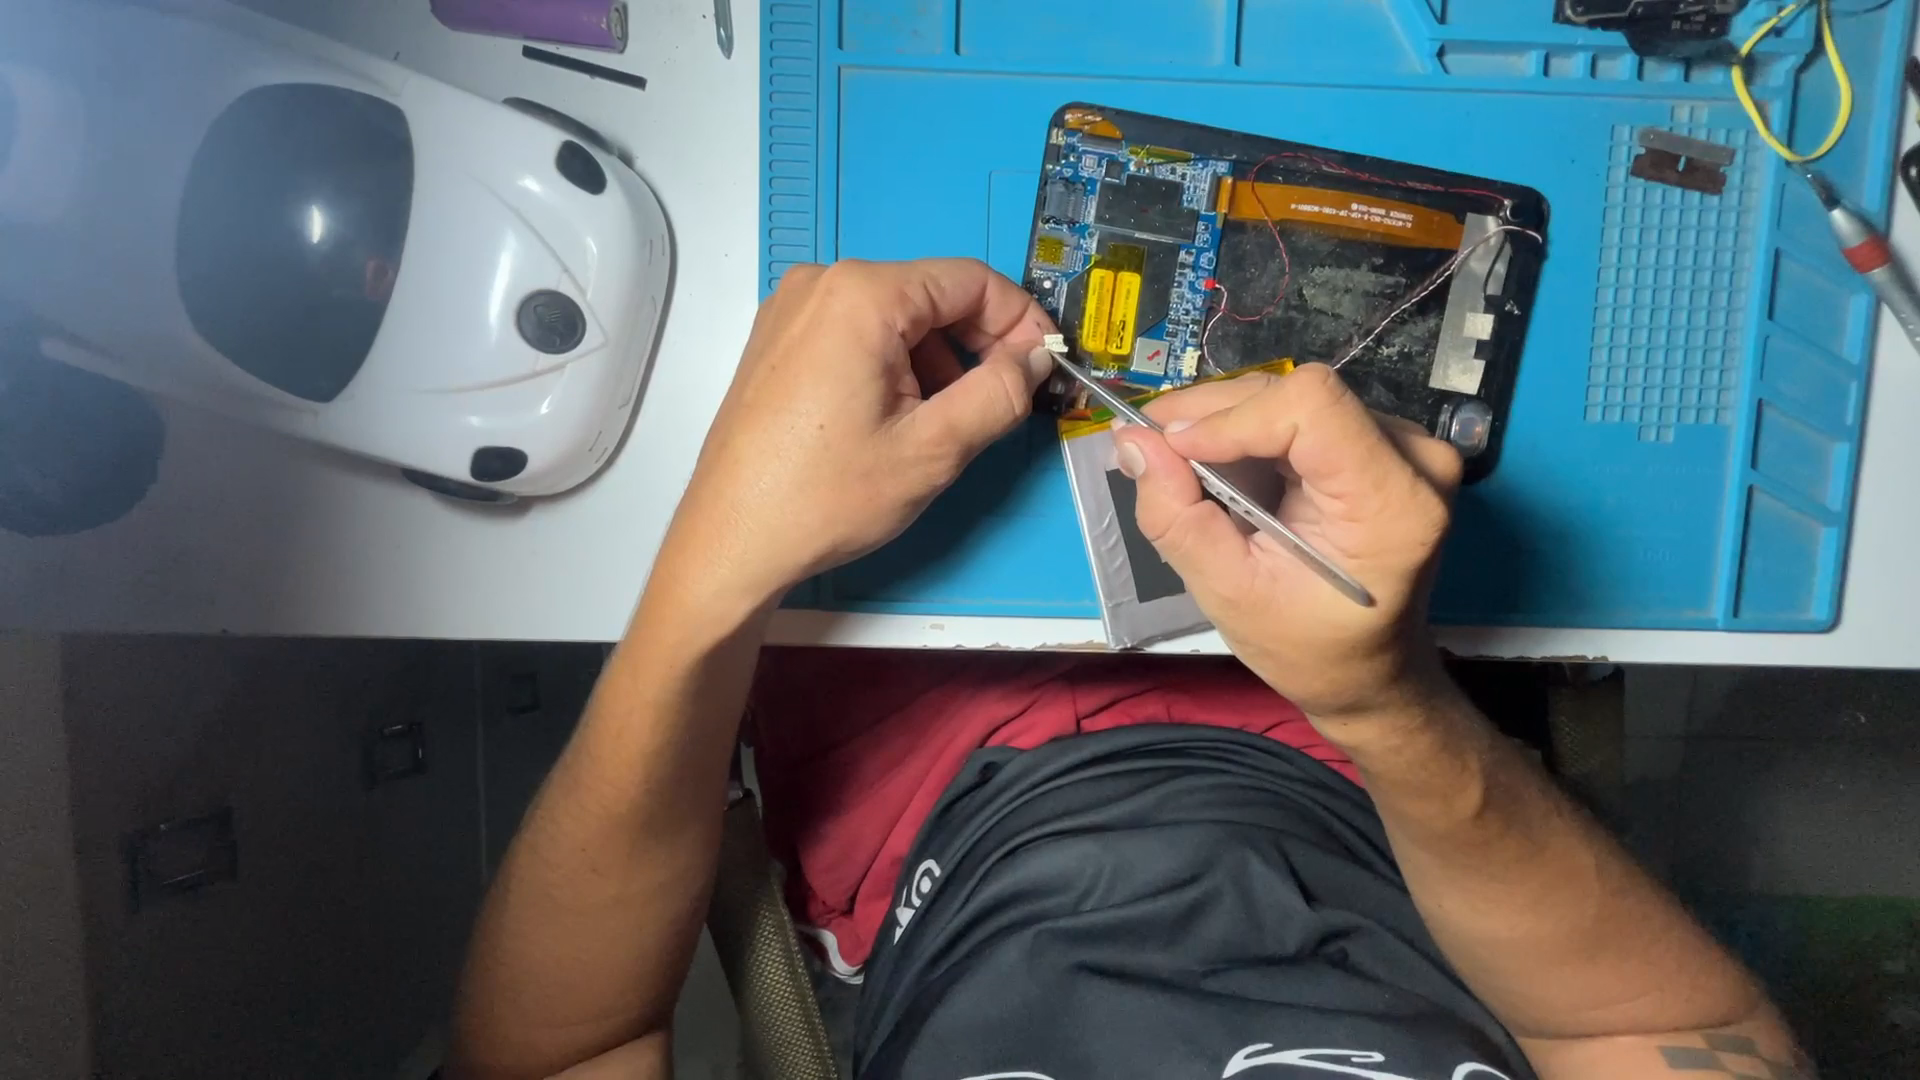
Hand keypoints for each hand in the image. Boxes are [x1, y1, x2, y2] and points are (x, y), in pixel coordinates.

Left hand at [654, 258, 1056, 615]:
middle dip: (977, 345)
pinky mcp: (776, 343)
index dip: (1020, 320)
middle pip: (930, 295)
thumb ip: (1001, 394)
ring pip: (895, 319)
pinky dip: (894, 367)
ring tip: (940, 424)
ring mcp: (791, 312)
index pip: (970, 280)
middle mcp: (821, 284)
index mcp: (862, 293)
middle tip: (1001, 402)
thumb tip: (1036, 358)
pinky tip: (894, 418)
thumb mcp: (933, 449)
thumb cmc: (830, 496)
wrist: (733, 542)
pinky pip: (856, 335)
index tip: (1043, 368)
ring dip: (936, 362)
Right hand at [1110, 364, 1462, 728]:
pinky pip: (1299, 413)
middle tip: (1150, 446)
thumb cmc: (1304, 647)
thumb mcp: (1227, 594)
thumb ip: (1176, 518)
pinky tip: (1216, 463)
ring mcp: (1401, 446)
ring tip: (1177, 460)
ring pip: (1291, 396)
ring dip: (1223, 422)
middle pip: (1296, 393)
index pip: (1311, 406)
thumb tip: (1130, 441)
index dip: (1230, 417)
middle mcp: (1412, 458)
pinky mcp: (1378, 445)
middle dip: (1212, 416)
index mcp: (1390, 504)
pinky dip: (1244, 431)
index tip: (1170, 450)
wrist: (1366, 671)